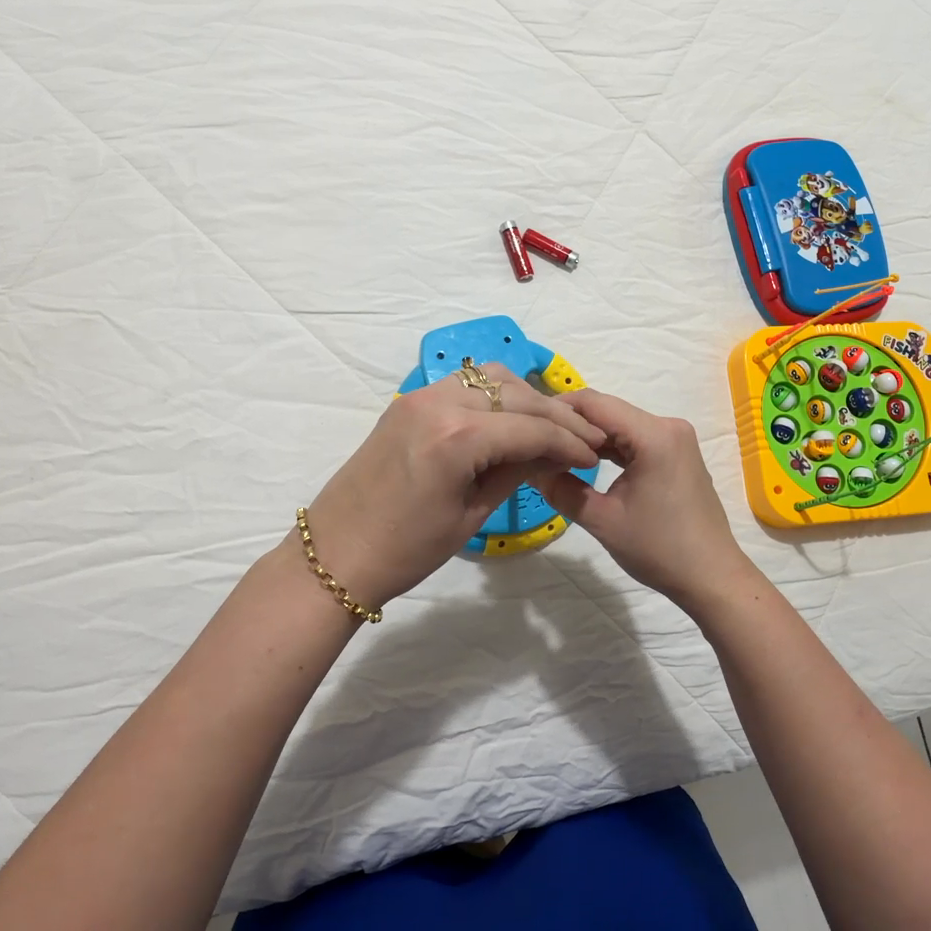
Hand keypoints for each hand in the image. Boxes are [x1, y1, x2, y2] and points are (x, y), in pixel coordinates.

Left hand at [302, 365, 604, 607]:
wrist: (336, 554)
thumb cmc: (407, 550)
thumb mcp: (472, 515)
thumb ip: (517, 472)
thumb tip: (555, 452)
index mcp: (457, 437)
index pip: (532, 427)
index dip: (569, 442)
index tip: (594, 455)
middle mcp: (440, 402)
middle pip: (516, 394)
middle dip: (556, 415)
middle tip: (584, 438)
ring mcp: (420, 397)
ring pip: (490, 377)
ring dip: (525, 396)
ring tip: (549, 425)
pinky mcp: (408, 402)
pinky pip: (464, 384)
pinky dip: (494, 393)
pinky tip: (510, 418)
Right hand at [541, 390, 757, 609]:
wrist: (711, 576)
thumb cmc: (659, 548)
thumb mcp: (602, 520)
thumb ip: (562, 489)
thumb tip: (532, 469)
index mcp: (653, 435)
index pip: (594, 403)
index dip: (558, 409)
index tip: (527, 423)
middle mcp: (668, 426)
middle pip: (609, 411)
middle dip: (572, 424)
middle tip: (535, 440)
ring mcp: (676, 440)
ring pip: (622, 426)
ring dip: (591, 438)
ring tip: (554, 452)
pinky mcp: (678, 455)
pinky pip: (637, 440)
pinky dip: (612, 449)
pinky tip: (587, 462)